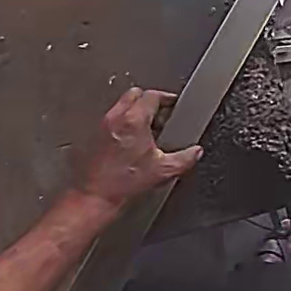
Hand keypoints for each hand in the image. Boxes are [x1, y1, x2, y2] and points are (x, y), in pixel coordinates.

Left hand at [74, 88, 203, 208]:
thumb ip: (185, 158)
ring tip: (146, 128)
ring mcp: (104, 125)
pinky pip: (112, 118)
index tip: (172, 103)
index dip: (166, 98)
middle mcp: (117, 118)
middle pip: (135, 94)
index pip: (152, 96)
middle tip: (160, 114)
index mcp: (134, 121)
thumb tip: (195, 152)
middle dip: (149, 101)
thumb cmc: (124, 183)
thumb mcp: (163, 171)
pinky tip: (131, 140)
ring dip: (135, 110)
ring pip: (122, 105)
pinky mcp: (95, 134)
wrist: (97, 196)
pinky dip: (123, 121)